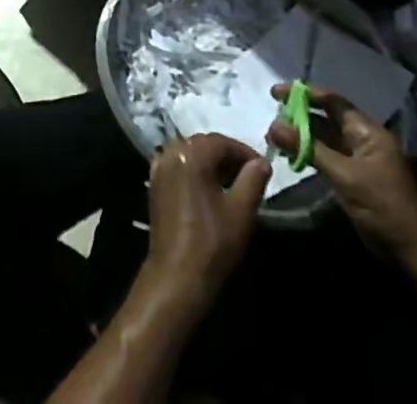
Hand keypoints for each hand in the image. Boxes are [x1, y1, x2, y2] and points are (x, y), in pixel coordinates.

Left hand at [144, 133, 269, 304]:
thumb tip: (262, 162)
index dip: (244, 151)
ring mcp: (158, 169)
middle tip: (250, 174)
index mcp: (190, 155)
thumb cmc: (213, 241)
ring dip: (210, 163)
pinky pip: (177, 166)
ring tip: (233, 183)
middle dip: (227, 156)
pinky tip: (210, 190)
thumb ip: (253, 179)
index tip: (262, 167)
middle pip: (202, 144)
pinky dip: (194, 171)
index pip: (220, 141)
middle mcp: (169, 154)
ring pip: (188, 154)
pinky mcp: (154, 185)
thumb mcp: (242, 210)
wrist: (177, 274)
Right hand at [266, 84, 416, 257]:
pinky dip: (306, 152)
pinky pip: (324, 155)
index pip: (333, 102)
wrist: (410, 250)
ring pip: (323, 137)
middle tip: (270, 116)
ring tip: (272, 137)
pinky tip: (288, 154)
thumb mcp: (344, 175)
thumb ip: (309, 148)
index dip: (305, 94)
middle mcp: (362, 139)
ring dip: (300, 135)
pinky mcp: (351, 176)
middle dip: (298, 114)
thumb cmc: (382, 206)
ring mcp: (357, 159)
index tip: (276, 92)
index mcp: (368, 132)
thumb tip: (274, 125)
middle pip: (326, 117)